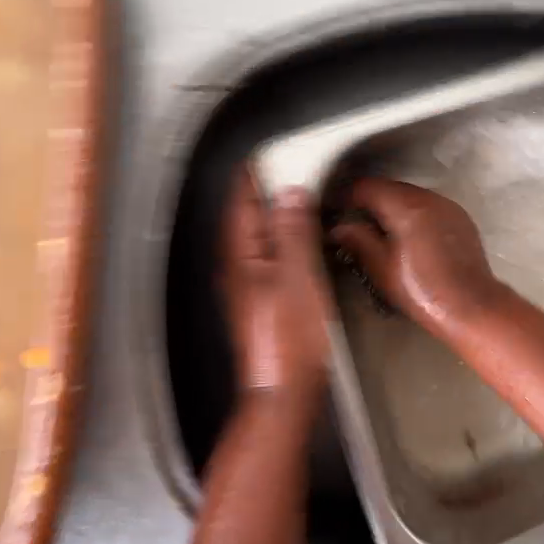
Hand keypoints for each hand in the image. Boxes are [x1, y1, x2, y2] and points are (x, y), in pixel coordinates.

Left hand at [219, 166, 331, 395]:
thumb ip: (292, 231)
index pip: (242, 201)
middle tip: (297, 167)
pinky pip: (270, 253)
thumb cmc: (291, 338)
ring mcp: (249, 285)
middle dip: (268, 189)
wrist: (284, 392)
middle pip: (248, 216)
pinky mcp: (263, 299)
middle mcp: (239, 267)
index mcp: (242, 256)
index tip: (277, 151)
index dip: (257, 173)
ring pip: (259, 235)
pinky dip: (285, 236)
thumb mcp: (297, 276)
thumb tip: (290, 191)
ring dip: (277, 212)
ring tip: (304, 196)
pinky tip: (305, 239)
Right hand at [329, 178, 514, 332]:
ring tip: (379, 231)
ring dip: (392, 207)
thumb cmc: (421, 290)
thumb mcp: (382, 269)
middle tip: (353, 222)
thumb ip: (358, 241)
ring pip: (411, 196)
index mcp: (406, 206)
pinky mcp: (460, 218)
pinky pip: (429, 206)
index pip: (367, 186)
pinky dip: (413, 214)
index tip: (335, 211)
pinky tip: (408, 236)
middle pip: (390, 188)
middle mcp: (429, 197)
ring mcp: (448, 205)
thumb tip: (338, 227)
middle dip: (369, 201)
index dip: (347, 196)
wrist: (470, 306)